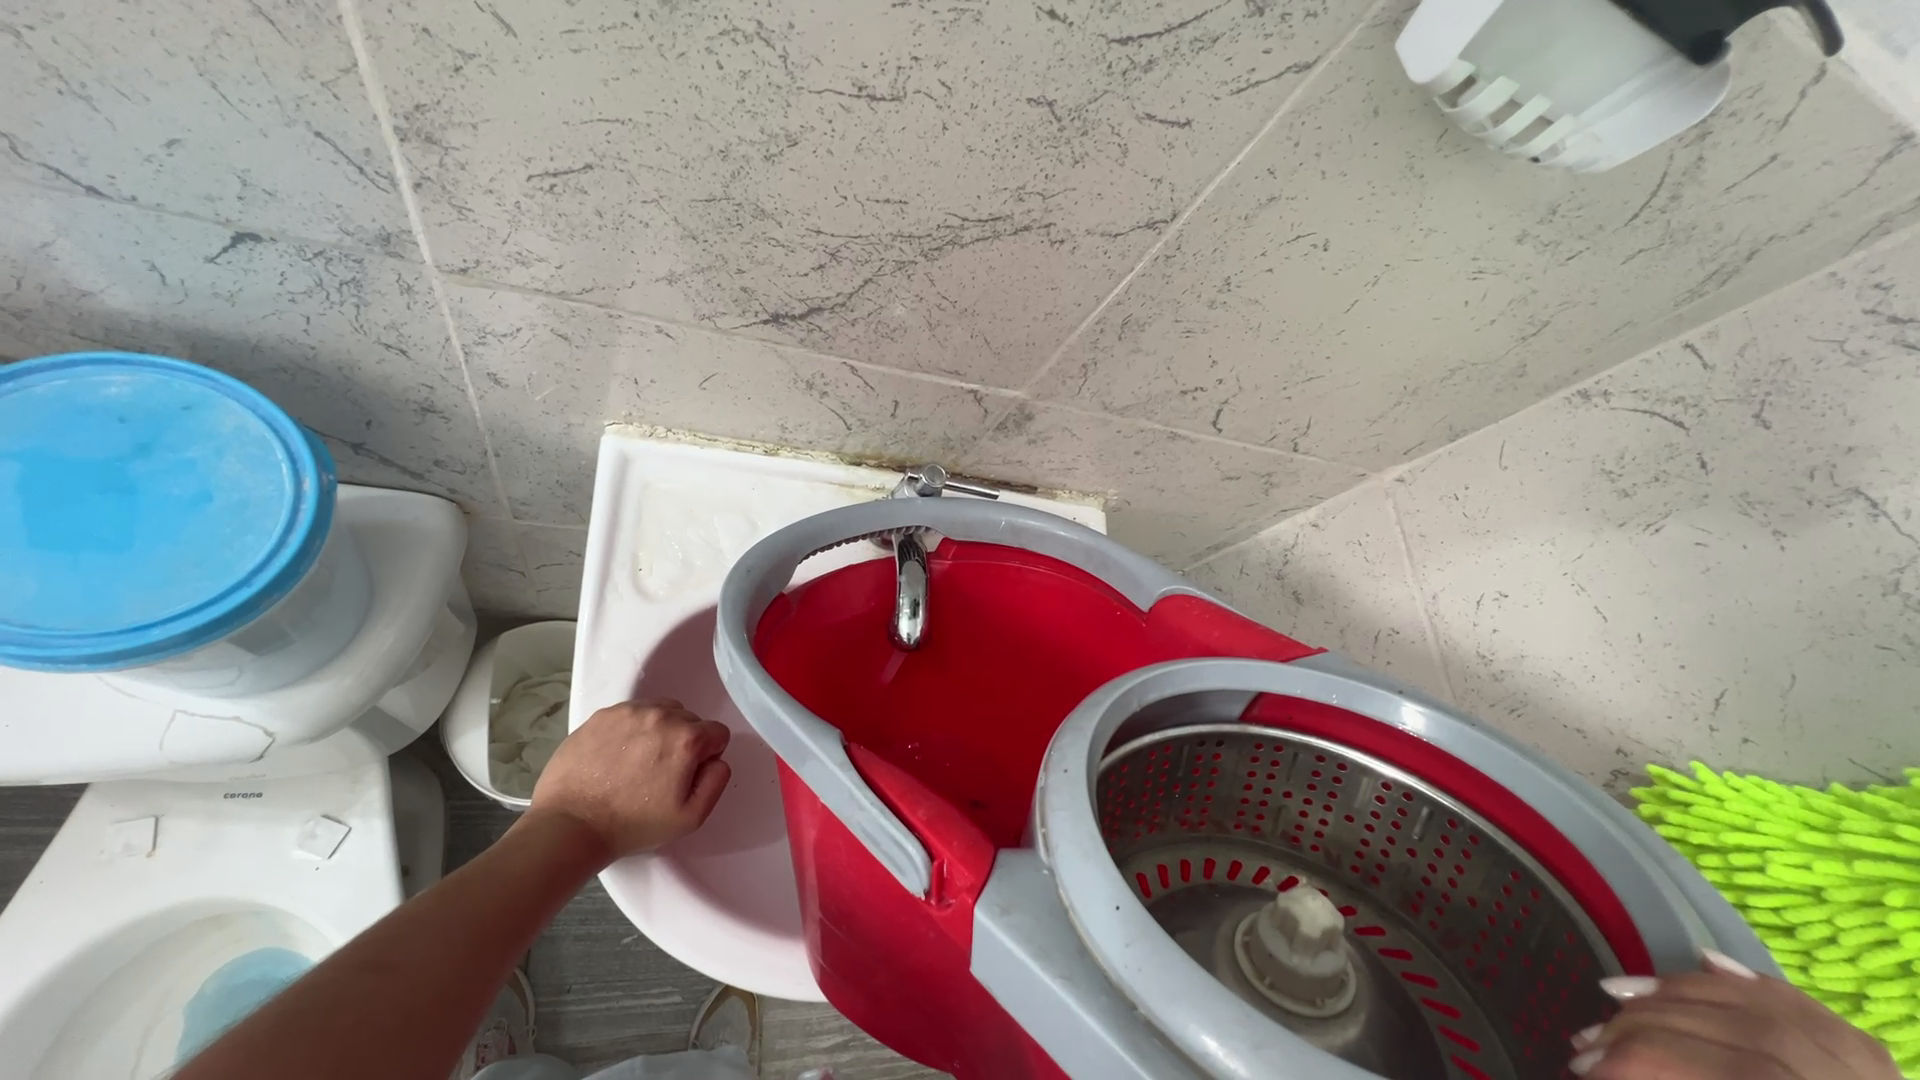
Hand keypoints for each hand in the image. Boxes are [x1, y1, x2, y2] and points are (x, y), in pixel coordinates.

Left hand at [526, 698, 731, 860]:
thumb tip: (716, 759)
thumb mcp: (691, 817)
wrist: (571, 825)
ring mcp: (628, 712)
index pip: (717, 733)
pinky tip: (617, 755)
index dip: (708, 756)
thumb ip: (717, 781)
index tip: (687, 775)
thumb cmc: (633, 824)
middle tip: (661, 772)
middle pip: (690, 720)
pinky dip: (632, 729)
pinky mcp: (601, 715)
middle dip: (684, 741)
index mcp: (687, 739)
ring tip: (639, 761)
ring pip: (661, 711)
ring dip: (659, 730)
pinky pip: (631, 713)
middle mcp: (661, 715)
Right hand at [1571, 951, 1898, 1079]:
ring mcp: (1873, 1072)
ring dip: (1675, 991)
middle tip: (1585, 1038)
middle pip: (1746, 1036)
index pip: (1738, 1074)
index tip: (1582, 1065)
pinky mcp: (1869, 1053)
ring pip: (1766, 1009)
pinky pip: (1801, 1002)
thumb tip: (1597, 1067)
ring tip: (1613, 993)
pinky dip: (1744, 978)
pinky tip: (1698, 959)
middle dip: (1649, 1027)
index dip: (1650, 1059)